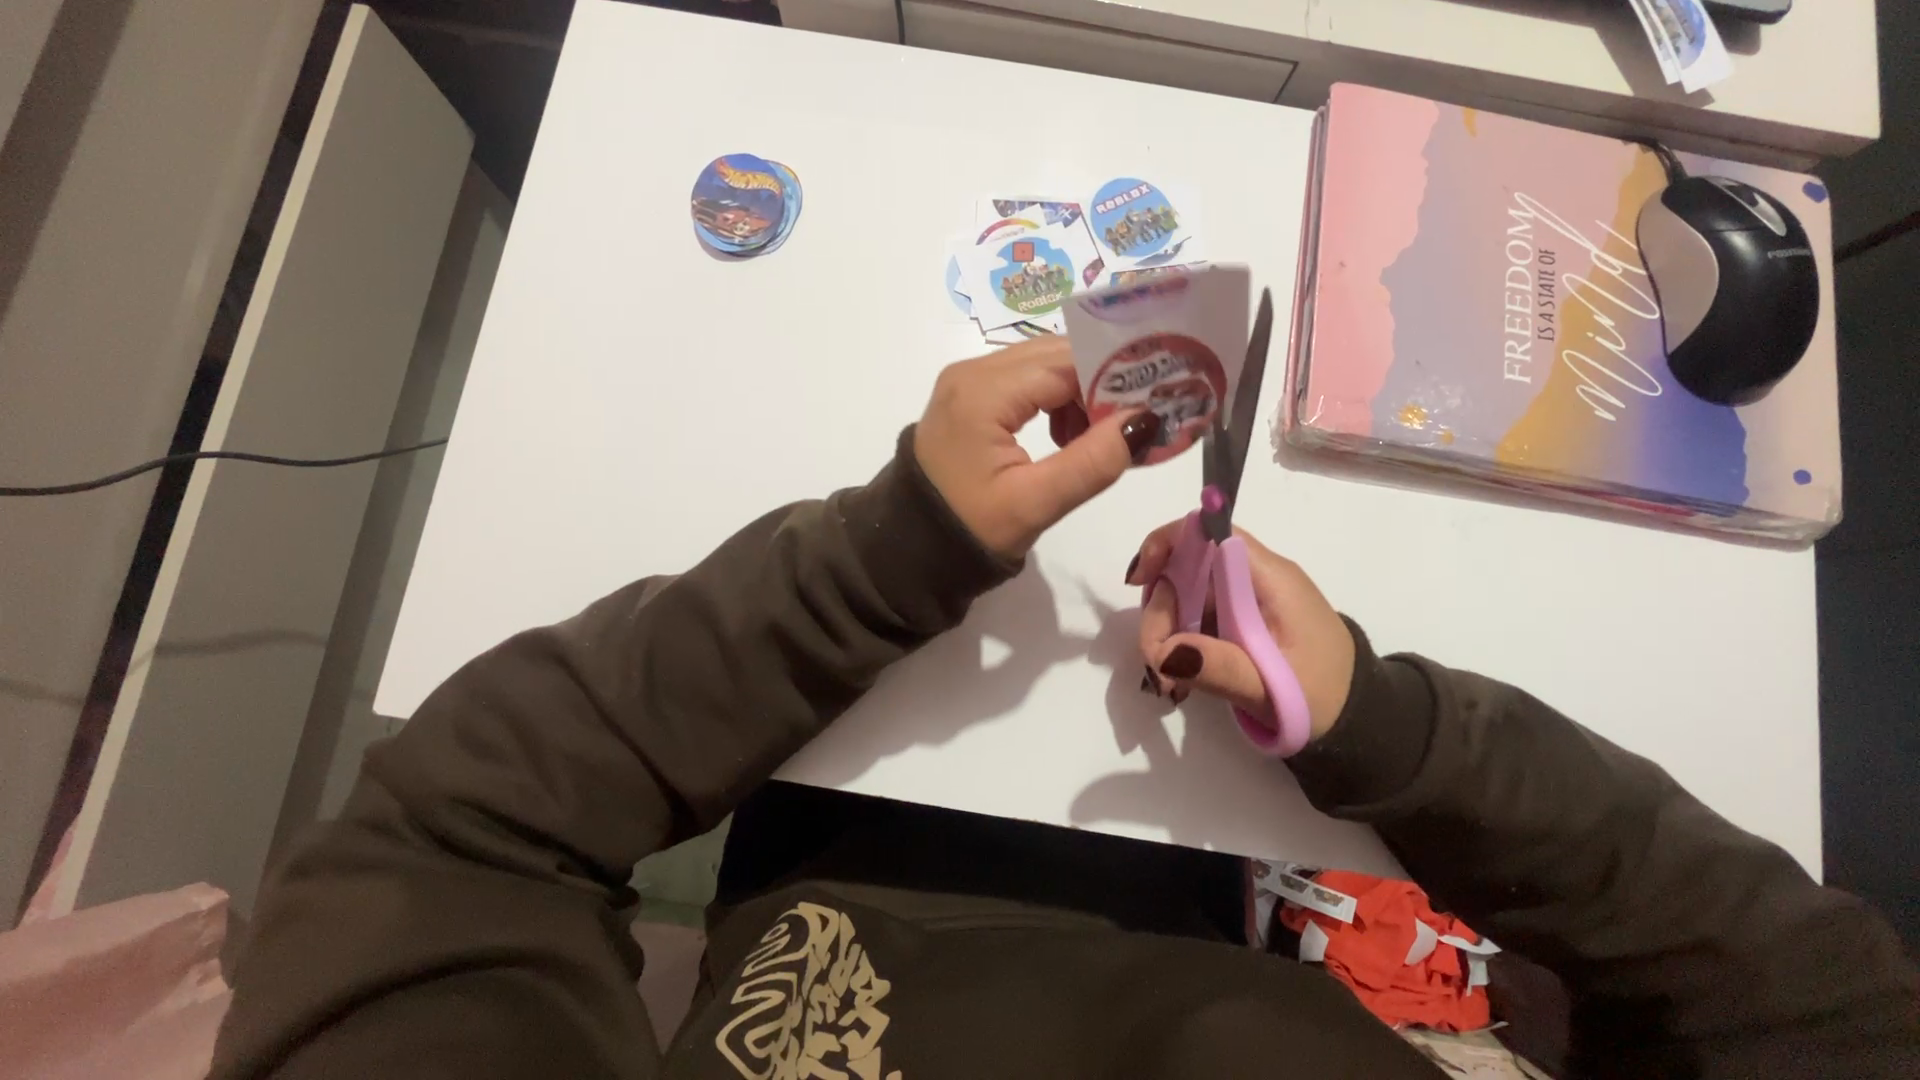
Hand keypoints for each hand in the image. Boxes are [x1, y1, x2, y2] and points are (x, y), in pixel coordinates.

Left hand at [915, 337, 1160, 557]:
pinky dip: (1056, 398)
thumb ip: (1092, 462)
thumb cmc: (970, 529)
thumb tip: (1147, 419)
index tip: (1159, 399)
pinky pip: (1025, 381)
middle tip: (1142, 417)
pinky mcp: (969, 396)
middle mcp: (972, 372)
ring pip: (1043, 365)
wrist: (911, 548)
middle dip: (1102, 382)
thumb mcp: (1035, 503)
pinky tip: (1067, 436)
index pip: (1066, 363)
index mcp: (982, 392)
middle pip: (1056, 355)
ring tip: (1098, 438)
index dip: (1116, 377)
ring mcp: (967, 381)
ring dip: (1080, 392)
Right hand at [1131, 521, 1354, 741]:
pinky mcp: (1238, 619)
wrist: (1357, 716)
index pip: (1209, 532)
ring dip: (1165, 632)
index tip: (1137, 583)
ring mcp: (1244, 598)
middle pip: (1186, 569)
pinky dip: (1179, 643)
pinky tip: (1180, 676)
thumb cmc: (1323, 695)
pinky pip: (1195, 615)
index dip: (1166, 544)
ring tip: (1170, 682)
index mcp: (1267, 578)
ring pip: (1184, 595)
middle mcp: (1252, 578)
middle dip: (1160, 611)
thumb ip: (1218, 669)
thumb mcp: (1270, 689)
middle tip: (1158, 665)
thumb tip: (1162, 652)